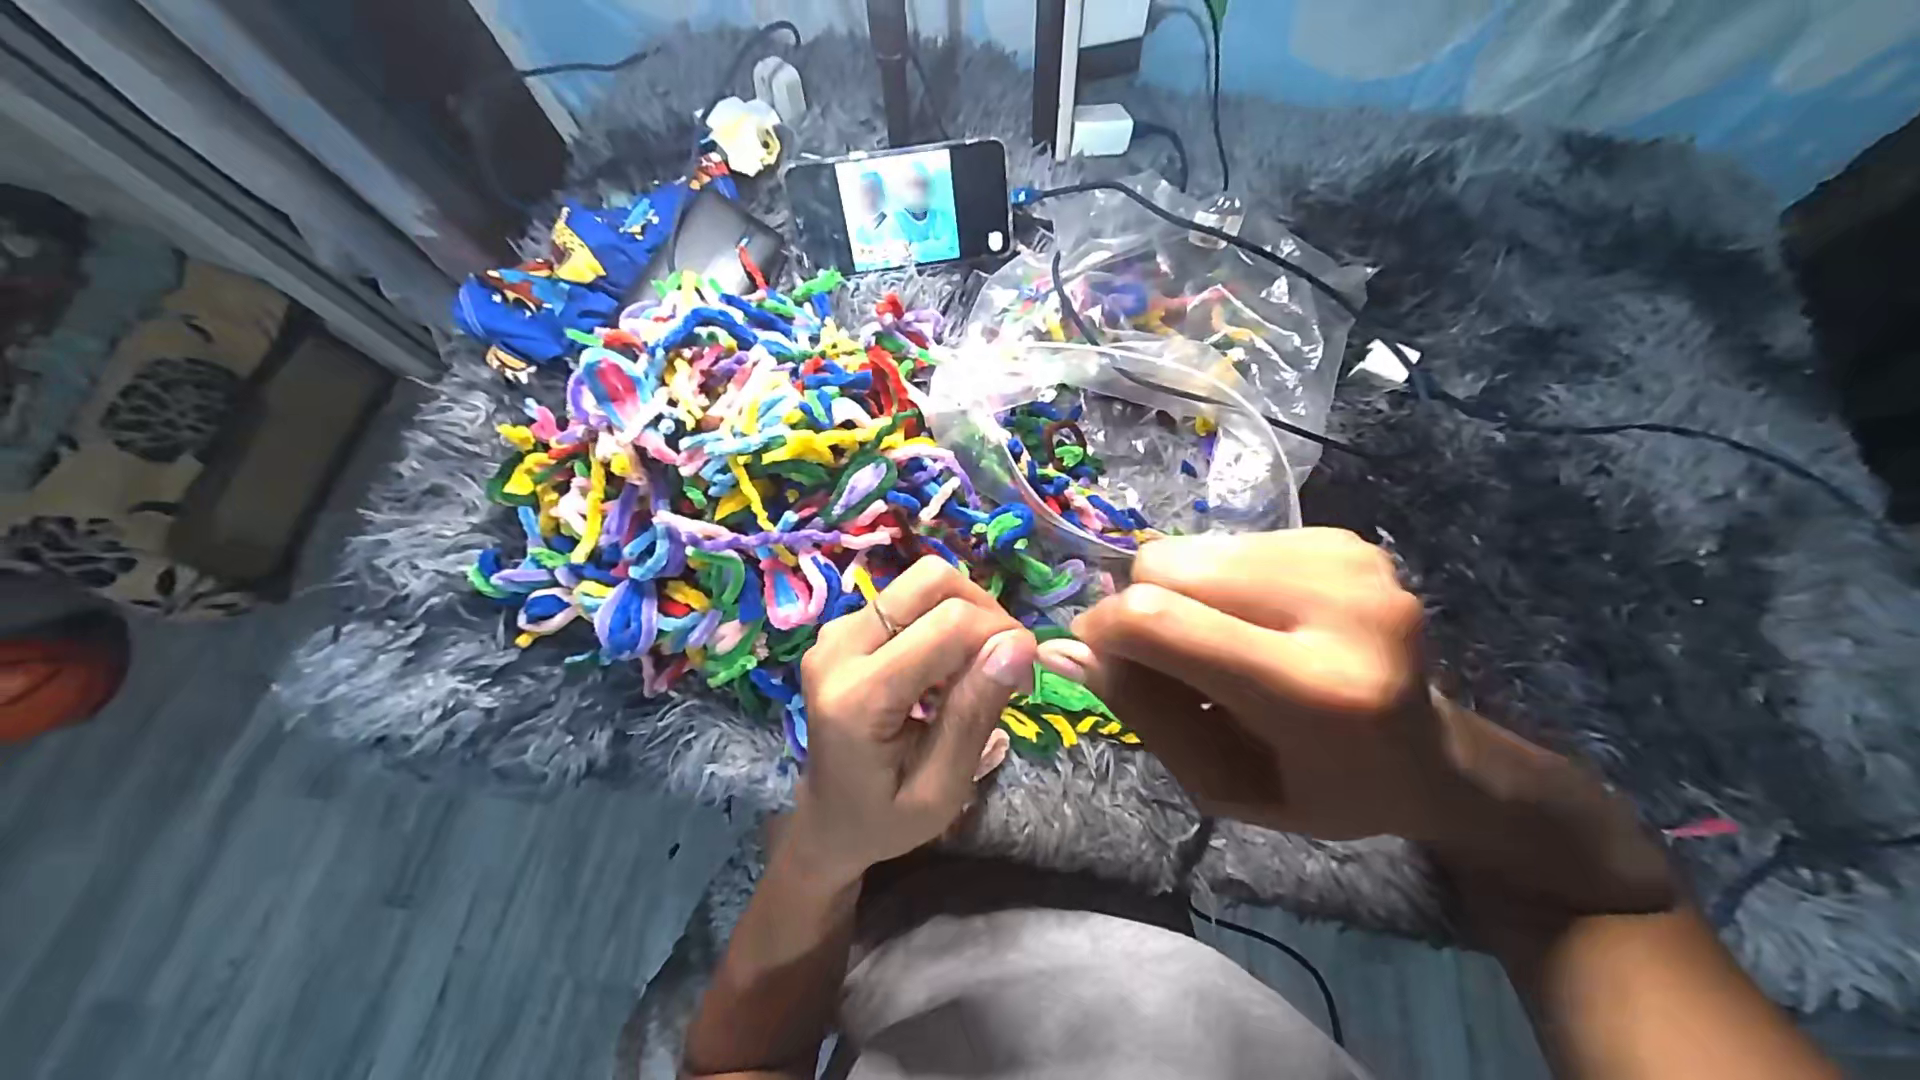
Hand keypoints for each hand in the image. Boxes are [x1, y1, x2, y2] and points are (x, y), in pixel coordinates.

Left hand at [789, 557, 1035, 885]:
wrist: (826, 819)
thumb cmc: (884, 818)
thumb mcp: (941, 789)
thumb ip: (974, 714)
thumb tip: (1020, 645)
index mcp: (857, 696)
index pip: (947, 625)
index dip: (1001, 635)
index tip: (1027, 674)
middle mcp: (839, 647)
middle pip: (931, 580)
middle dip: (984, 610)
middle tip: (1004, 660)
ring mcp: (836, 631)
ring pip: (922, 581)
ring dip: (966, 612)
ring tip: (978, 664)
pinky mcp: (843, 626)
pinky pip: (908, 597)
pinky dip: (943, 618)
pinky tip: (948, 663)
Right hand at [1043, 529, 1671, 922]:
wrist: (1434, 756)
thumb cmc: (1319, 788)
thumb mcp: (1219, 782)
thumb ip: (1140, 711)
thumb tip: (1063, 649)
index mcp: (1315, 692)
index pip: (1160, 620)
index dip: (1104, 629)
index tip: (1096, 652)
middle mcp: (1340, 606)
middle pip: (1165, 565)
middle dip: (1140, 607)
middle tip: (1168, 657)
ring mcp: (1350, 560)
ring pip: (1191, 547)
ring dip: (1181, 592)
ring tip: (1223, 639)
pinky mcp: (1345, 537)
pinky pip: (1229, 542)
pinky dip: (1218, 580)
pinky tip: (1258, 619)